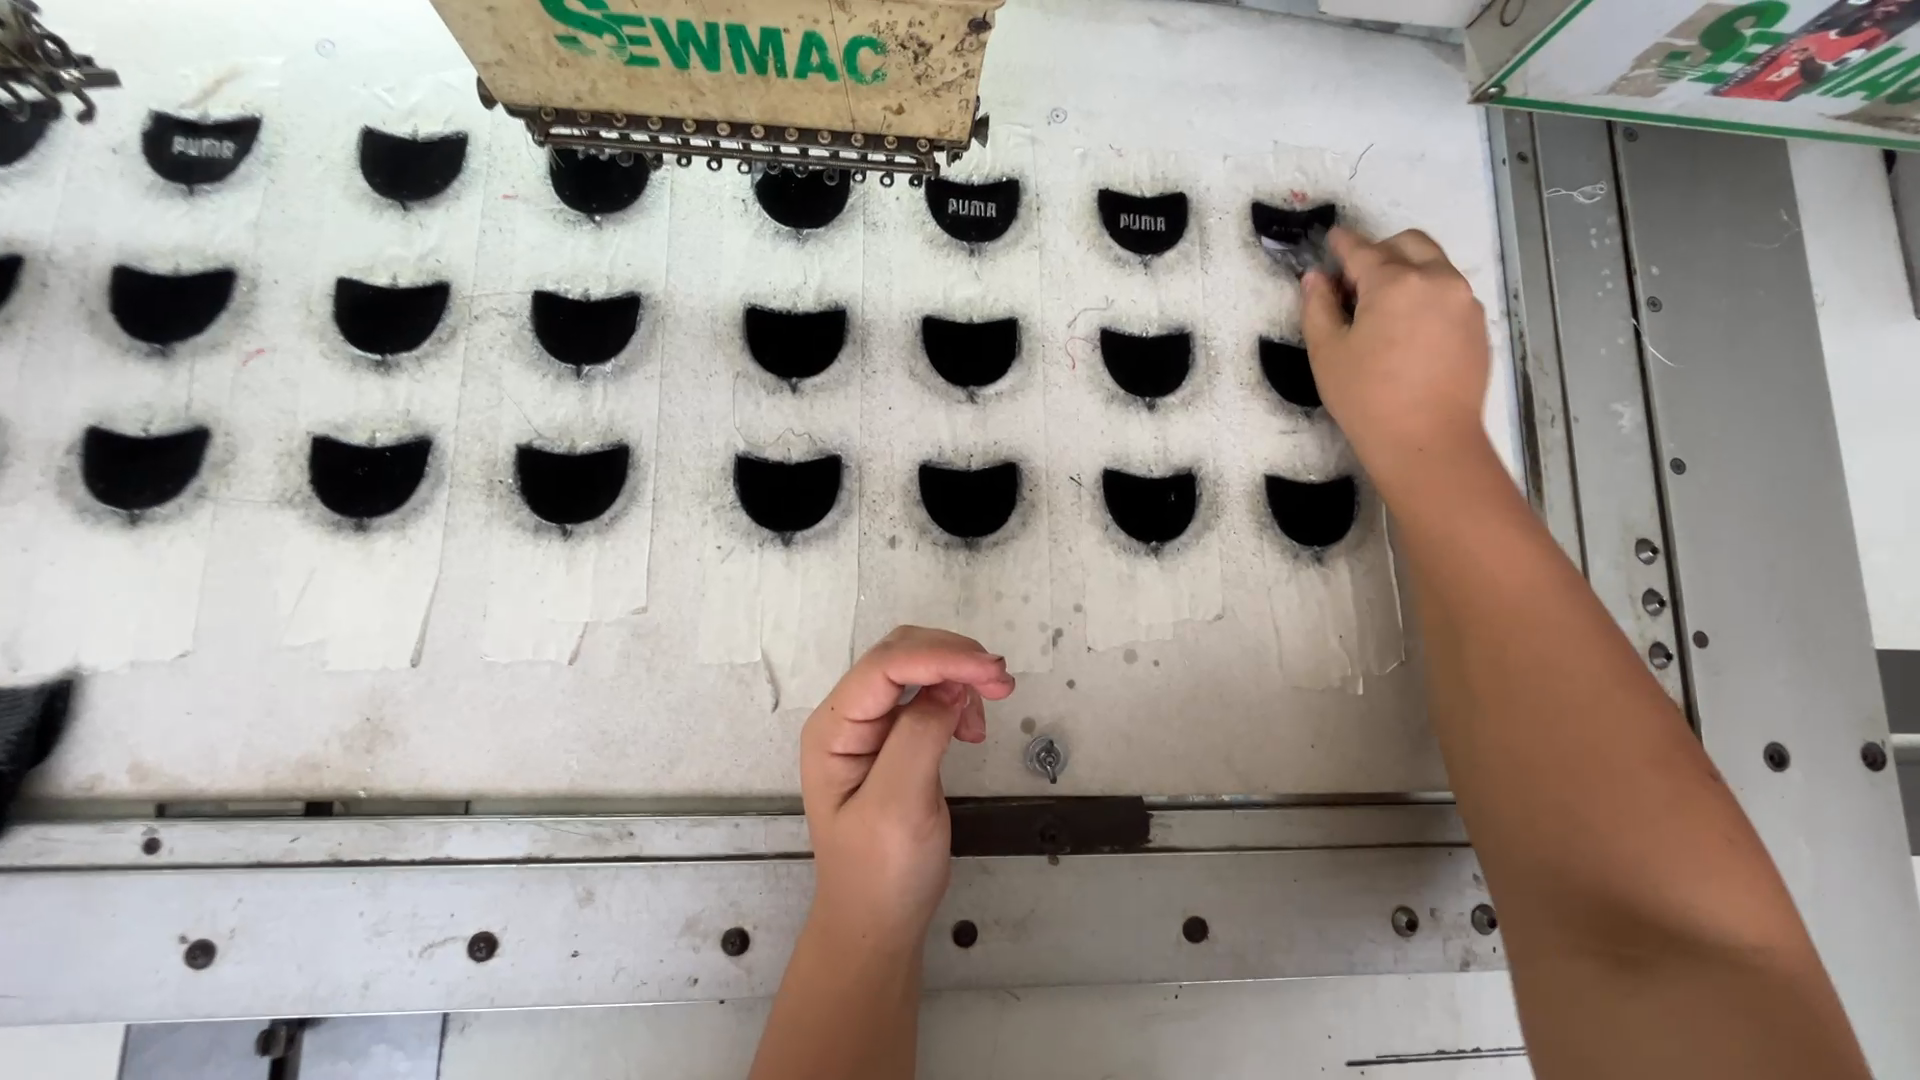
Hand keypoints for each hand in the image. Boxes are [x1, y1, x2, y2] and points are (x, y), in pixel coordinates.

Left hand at [799, 626, 1015, 945]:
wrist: (878, 921)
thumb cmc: (881, 872)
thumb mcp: (898, 807)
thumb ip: (920, 737)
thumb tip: (951, 689)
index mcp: (834, 729)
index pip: (885, 666)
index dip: (940, 656)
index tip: (992, 670)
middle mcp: (848, 717)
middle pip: (899, 655)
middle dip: (952, 657)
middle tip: (1001, 682)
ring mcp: (871, 727)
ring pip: (916, 668)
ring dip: (958, 674)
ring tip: (991, 705)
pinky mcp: (896, 739)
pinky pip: (927, 695)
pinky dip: (957, 696)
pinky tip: (972, 727)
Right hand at [1300, 227, 1491, 488]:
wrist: (1427, 440)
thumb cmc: (1366, 397)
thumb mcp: (1327, 352)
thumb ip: (1318, 307)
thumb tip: (1316, 278)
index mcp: (1395, 282)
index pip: (1363, 249)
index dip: (1342, 243)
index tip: (1332, 239)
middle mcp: (1437, 280)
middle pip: (1408, 243)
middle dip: (1380, 250)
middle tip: (1354, 281)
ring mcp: (1464, 301)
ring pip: (1433, 266)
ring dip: (1406, 271)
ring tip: (1381, 308)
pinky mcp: (1478, 325)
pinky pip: (1449, 293)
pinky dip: (1425, 295)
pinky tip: (1407, 330)